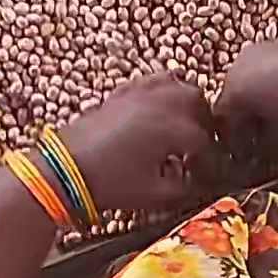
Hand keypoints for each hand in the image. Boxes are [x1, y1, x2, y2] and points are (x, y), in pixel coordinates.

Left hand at [60, 74, 216, 212]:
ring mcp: (141, 92)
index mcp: (175, 128)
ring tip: (184, 128)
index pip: (205, 141)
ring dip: (188, 105)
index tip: (210, 174)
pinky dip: (164, 95)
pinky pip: (153, 83)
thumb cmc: (111, 183)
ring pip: (179, 85)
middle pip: (199, 104)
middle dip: (205, 126)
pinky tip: (159, 115)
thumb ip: (183, 185)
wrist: (66, 169)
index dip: (211, 160)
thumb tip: (192, 178)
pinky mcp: (123, 92)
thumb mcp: (154, 193)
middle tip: (200, 148)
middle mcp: (163, 102)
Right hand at [211, 27, 277, 162]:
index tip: (248, 156)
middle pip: (234, 100)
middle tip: (263, 140)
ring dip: (260, 102)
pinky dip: (273, 85)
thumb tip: (256, 154)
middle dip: (246, 121)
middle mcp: (238, 64)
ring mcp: (260, 48)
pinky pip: (268, 68)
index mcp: (232, 89)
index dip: (235, 143)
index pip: (223, 123)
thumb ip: (263, 148)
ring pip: (251, 82)